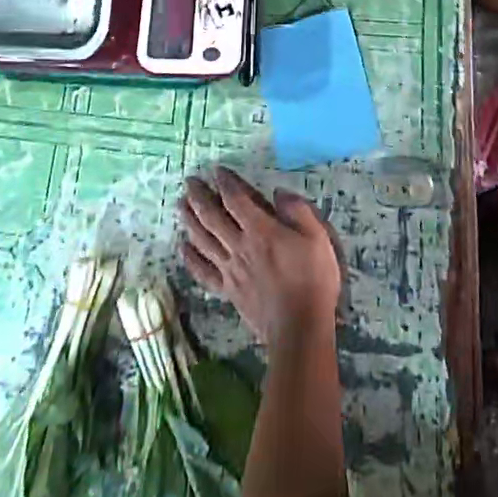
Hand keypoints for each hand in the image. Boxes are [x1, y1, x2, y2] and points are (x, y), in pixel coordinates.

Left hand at [178, 167, 341, 346]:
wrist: (299, 326)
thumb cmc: (313, 278)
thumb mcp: (317, 237)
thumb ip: (297, 210)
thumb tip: (278, 192)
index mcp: (261, 230)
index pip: (236, 199)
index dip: (225, 182)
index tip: (217, 170)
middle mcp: (239, 246)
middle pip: (212, 216)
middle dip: (199, 196)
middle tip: (190, 181)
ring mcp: (230, 269)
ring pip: (202, 240)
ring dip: (189, 220)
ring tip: (180, 205)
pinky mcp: (228, 290)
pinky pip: (203, 272)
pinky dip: (190, 258)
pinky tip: (183, 248)